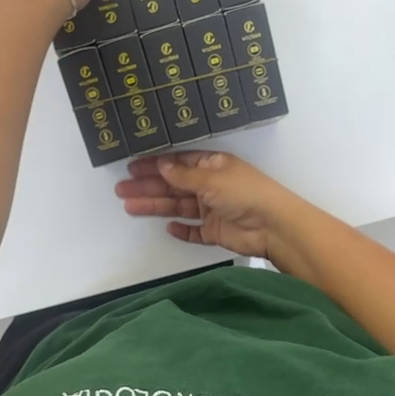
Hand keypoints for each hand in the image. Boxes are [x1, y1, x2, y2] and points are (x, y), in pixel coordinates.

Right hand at [115, 151, 312, 259]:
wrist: (272, 226)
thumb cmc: (246, 194)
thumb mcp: (211, 179)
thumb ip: (183, 176)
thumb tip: (161, 166)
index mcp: (212, 166)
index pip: (178, 163)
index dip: (155, 165)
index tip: (132, 167)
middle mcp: (211, 186)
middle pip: (173, 186)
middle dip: (148, 187)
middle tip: (121, 189)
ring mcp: (213, 210)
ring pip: (178, 207)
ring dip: (155, 206)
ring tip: (129, 206)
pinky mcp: (215, 231)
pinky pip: (194, 231)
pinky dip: (181, 230)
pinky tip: (167, 228)